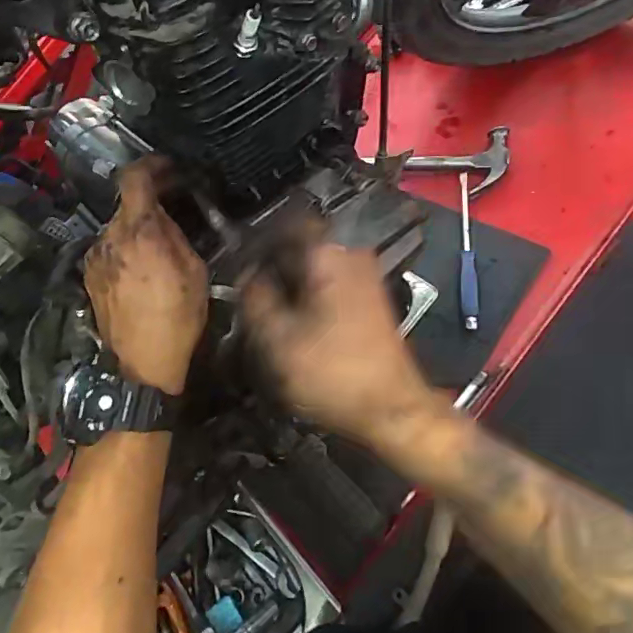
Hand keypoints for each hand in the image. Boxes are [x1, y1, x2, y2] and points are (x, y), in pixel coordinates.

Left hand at [84, 159, 208, 393]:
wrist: (142, 365)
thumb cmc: (177, 319)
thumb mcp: (195, 271)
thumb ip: (177, 235)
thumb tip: (167, 219)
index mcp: (140, 231)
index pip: (135, 177)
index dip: (152, 165)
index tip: (168, 168)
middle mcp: (110, 238)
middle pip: (127, 204)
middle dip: (151, 203)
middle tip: (174, 211)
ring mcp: (95, 258)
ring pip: (117, 228)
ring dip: (138, 229)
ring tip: (160, 248)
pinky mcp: (89, 277)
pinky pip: (109, 250)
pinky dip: (125, 249)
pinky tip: (142, 269)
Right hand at [241, 239, 441, 446]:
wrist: (392, 409)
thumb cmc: (337, 374)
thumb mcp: (280, 341)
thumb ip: (255, 300)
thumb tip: (246, 277)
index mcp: (329, 255)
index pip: (285, 222)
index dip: (257, 239)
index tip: (239, 259)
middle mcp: (351, 255)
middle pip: (299, 243)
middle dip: (272, 262)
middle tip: (248, 285)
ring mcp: (365, 275)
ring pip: (313, 264)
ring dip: (289, 279)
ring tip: (265, 302)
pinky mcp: (369, 297)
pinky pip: (328, 280)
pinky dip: (307, 292)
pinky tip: (291, 317)